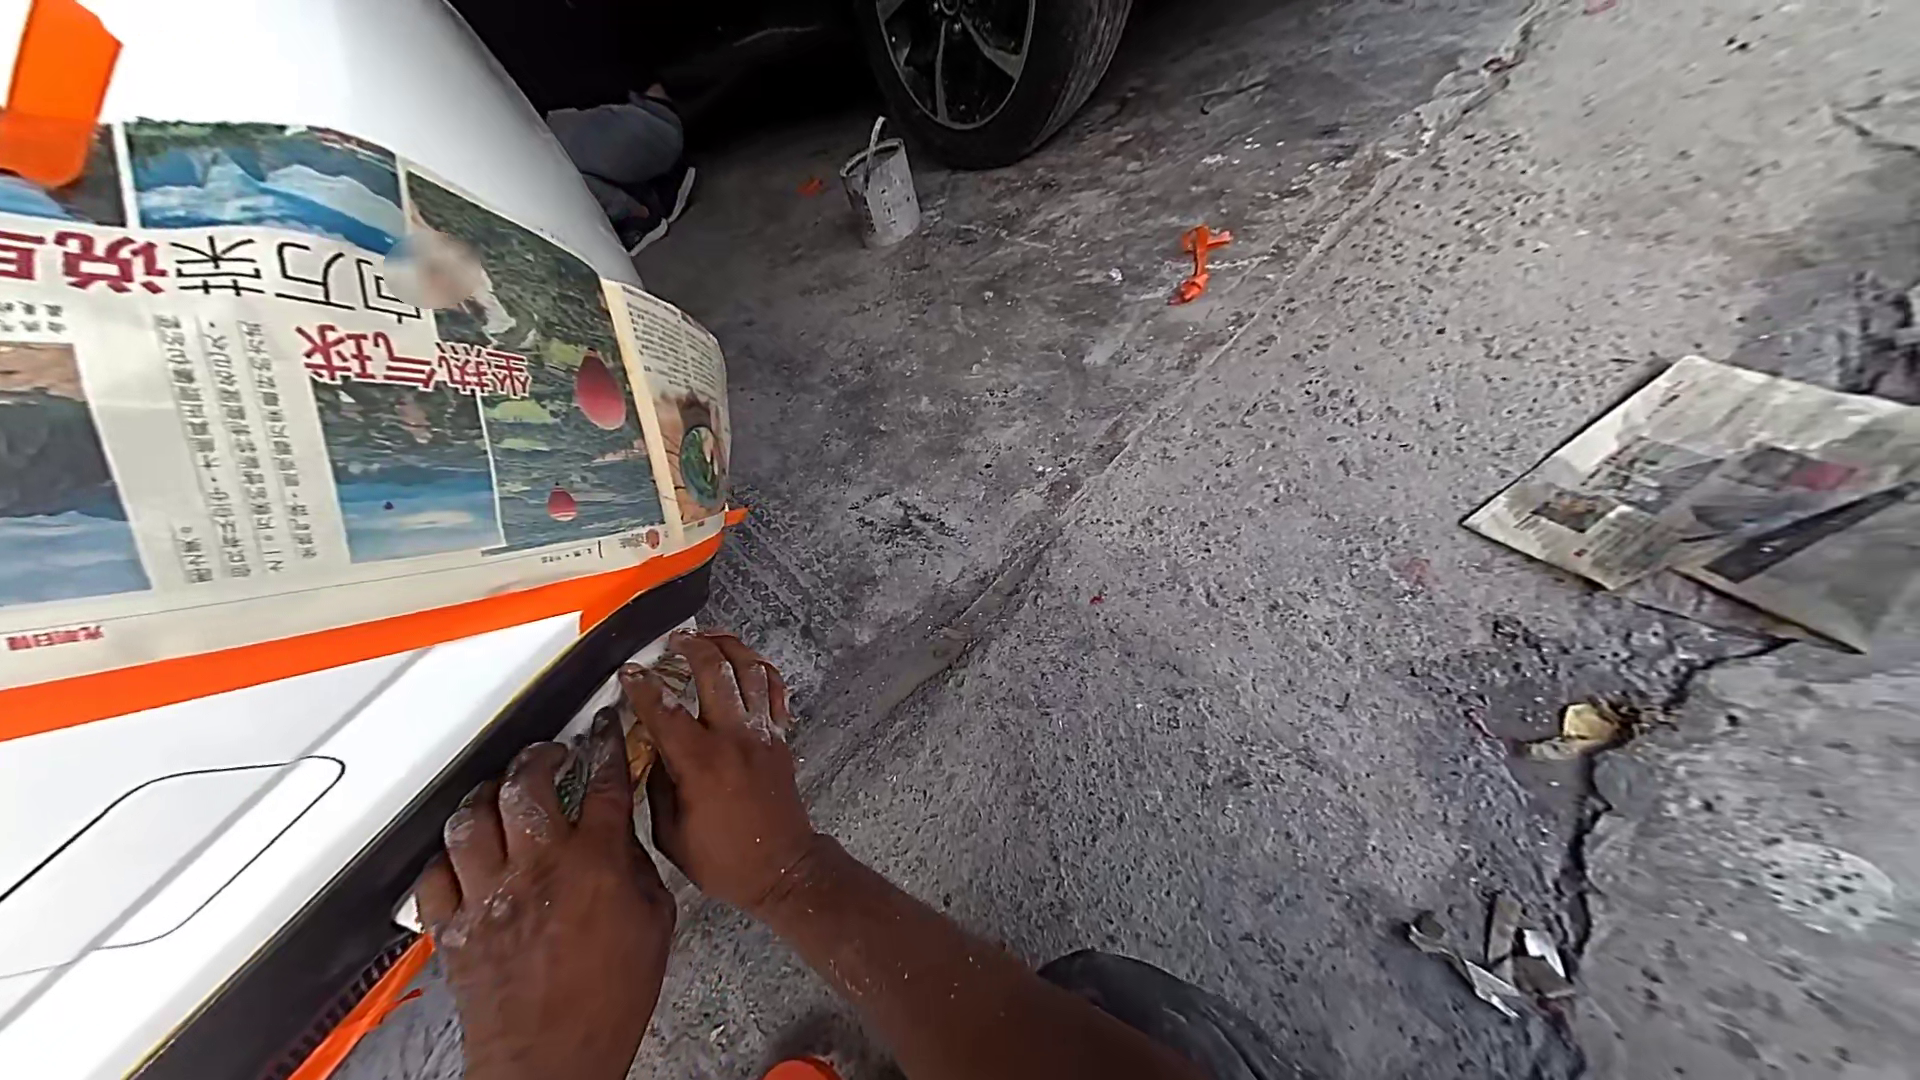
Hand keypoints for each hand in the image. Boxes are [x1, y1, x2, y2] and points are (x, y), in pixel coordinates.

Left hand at [414, 713, 673, 1079]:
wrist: (555, 1061)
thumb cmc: (614, 993)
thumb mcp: (655, 913)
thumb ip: (634, 861)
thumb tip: (619, 829)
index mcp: (598, 861)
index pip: (605, 779)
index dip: (608, 742)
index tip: (606, 725)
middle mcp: (540, 868)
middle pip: (527, 785)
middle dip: (540, 755)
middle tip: (551, 752)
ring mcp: (491, 897)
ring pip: (473, 819)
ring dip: (489, 792)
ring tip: (503, 787)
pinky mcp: (455, 930)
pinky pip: (435, 873)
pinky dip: (448, 852)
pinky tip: (467, 846)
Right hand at [622, 630, 818, 916]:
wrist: (781, 865)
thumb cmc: (722, 857)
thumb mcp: (669, 832)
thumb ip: (657, 784)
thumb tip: (651, 748)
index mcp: (701, 761)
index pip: (666, 710)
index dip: (643, 686)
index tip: (629, 670)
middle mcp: (735, 737)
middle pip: (716, 672)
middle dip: (694, 647)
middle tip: (676, 639)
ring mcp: (764, 732)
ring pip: (752, 671)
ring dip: (731, 647)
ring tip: (711, 635)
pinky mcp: (782, 735)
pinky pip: (777, 690)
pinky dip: (763, 669)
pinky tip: (749, 660)